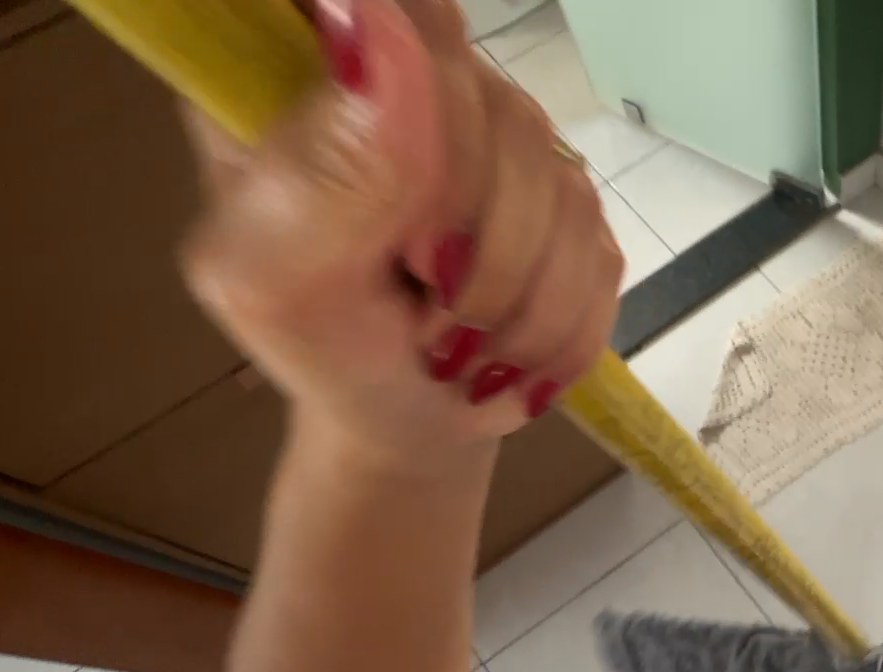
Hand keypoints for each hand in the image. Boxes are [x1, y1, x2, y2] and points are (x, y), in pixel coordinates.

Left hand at [180, 0, 621, 469]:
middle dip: (475, 243)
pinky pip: (604, 258)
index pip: (409, 8)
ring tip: (465, 339)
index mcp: (324, 72)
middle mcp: (435, 93)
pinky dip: (561, 327)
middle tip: (424, 299)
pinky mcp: (579, 222)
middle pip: (505, 111)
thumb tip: (382, 23)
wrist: (414, 420)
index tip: (403, 213)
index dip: (428, 103)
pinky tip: (513, 347)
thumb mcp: (278, 277)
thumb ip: (323, 165)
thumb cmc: (329, 352)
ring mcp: (518, 158)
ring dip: (519, 303)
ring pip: (569, 194)